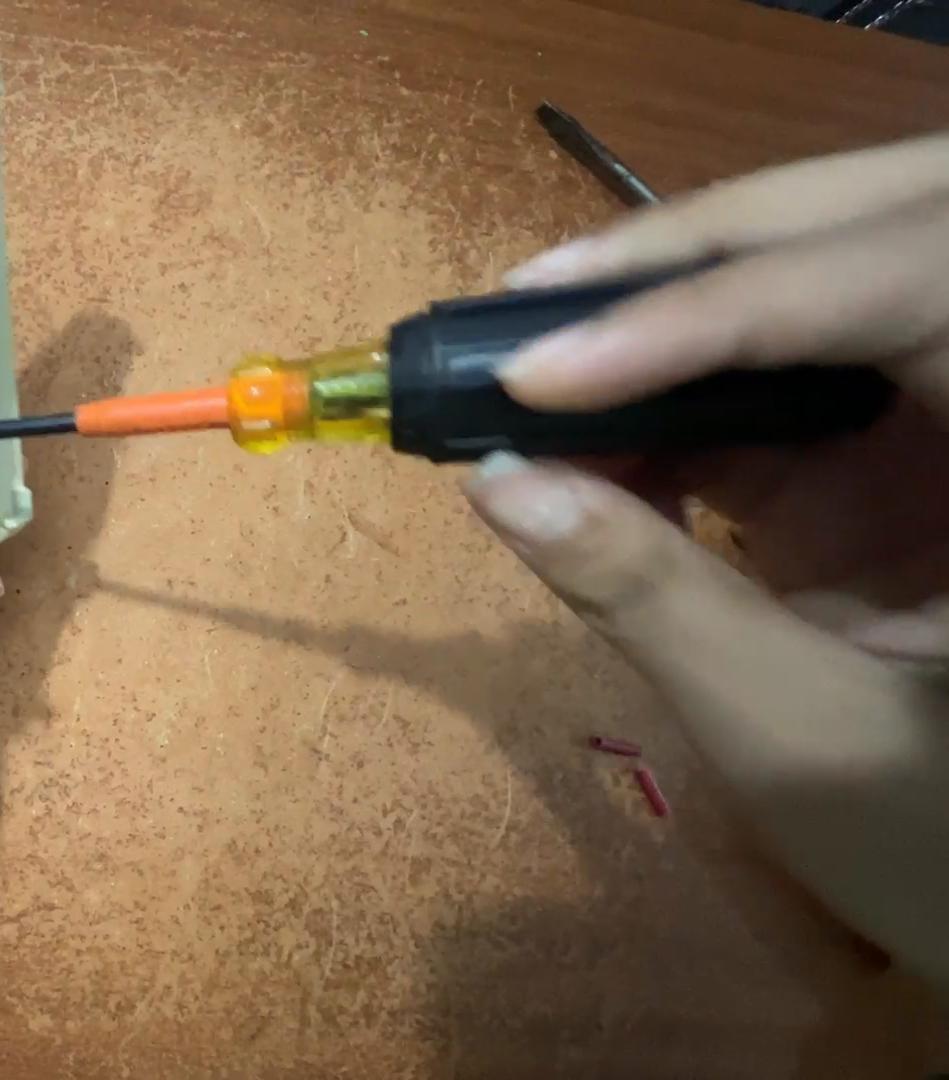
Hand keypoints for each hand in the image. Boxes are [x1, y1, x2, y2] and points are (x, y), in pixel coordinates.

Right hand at [463, 133, 948, 983]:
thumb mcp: (800, 732)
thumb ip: (645, 596)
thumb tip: (494, 482)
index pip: (922, 291)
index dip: (713, 314)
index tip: (537, 375)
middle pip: (888, 224)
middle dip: (692, 252)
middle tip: (527, 301)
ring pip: (815, 278)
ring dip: (652, 317)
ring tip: (524, 367)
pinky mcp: (890, 439)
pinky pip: (759, 373)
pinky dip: (648, 394)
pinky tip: (571, 432)